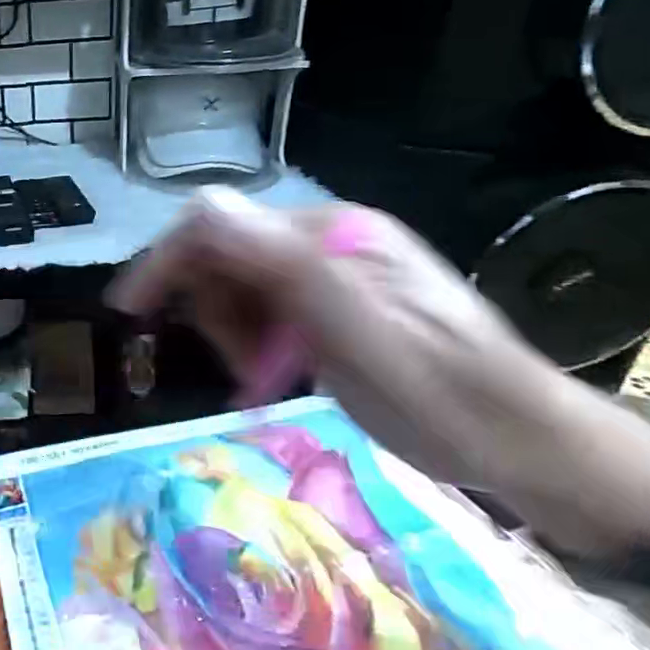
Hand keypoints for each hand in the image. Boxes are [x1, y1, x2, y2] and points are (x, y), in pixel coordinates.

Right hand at [108, 187, 649, 554]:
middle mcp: (322, 240)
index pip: (220, 221)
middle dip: (212, 307)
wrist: (519, 442)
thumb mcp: (361, 334)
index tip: (130, 311)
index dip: (168, 258)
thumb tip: (202, 207)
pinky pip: (264, 311)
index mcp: (328, 231)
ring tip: (267, 376)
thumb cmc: (443, 393)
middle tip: (241, 367)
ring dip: (233, 330)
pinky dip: (254, 343)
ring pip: (239, 285)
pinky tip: (277, 373)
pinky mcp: (328, 306)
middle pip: (225, 253)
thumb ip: (284, 266)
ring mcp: (327, 273)